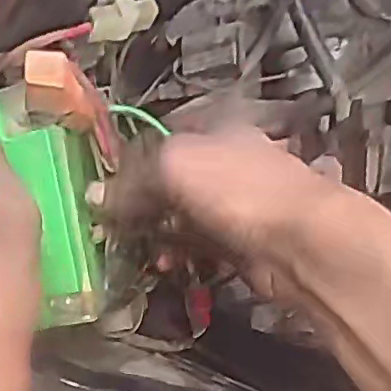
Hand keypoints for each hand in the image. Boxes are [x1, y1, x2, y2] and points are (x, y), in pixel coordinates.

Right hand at [99, 128, 346, 300]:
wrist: (295, 242)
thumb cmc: (236, 189)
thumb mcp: (175, 167)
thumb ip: (133, 180)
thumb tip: (94, 197)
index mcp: (214, 125)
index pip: (159, 136)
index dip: (130, 161)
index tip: (106, 190)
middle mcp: (223, 160)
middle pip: (168, 181)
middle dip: (141, 207)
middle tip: (117, 230)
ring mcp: (232, 203)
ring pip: (180, 218)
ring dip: (158, 237)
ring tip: (145, 253)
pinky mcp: (237, 242)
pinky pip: (197, 246)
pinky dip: (180, 255)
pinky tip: (167, 266)